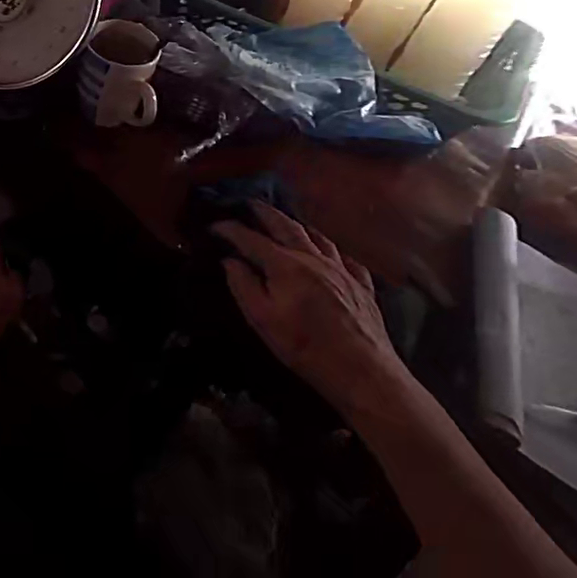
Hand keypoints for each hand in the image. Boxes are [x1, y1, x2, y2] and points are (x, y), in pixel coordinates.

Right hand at [215, 201, 406, 408]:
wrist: (363, 374)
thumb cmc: (304, 346)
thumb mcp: (261, 318)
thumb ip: (242, 284)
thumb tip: (230, 261)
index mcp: (286, 264)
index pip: (250, 238)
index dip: (229, 229)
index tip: (213, 225)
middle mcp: (314, 259)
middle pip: (286, 226)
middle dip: (265, 212)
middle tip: (250, 203)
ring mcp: (342, 271)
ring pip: (318, 237)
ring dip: (298, 225)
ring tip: (287, 221)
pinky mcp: (363, 287)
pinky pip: (346, 258)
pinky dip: (332, 250)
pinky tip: (330, 253)